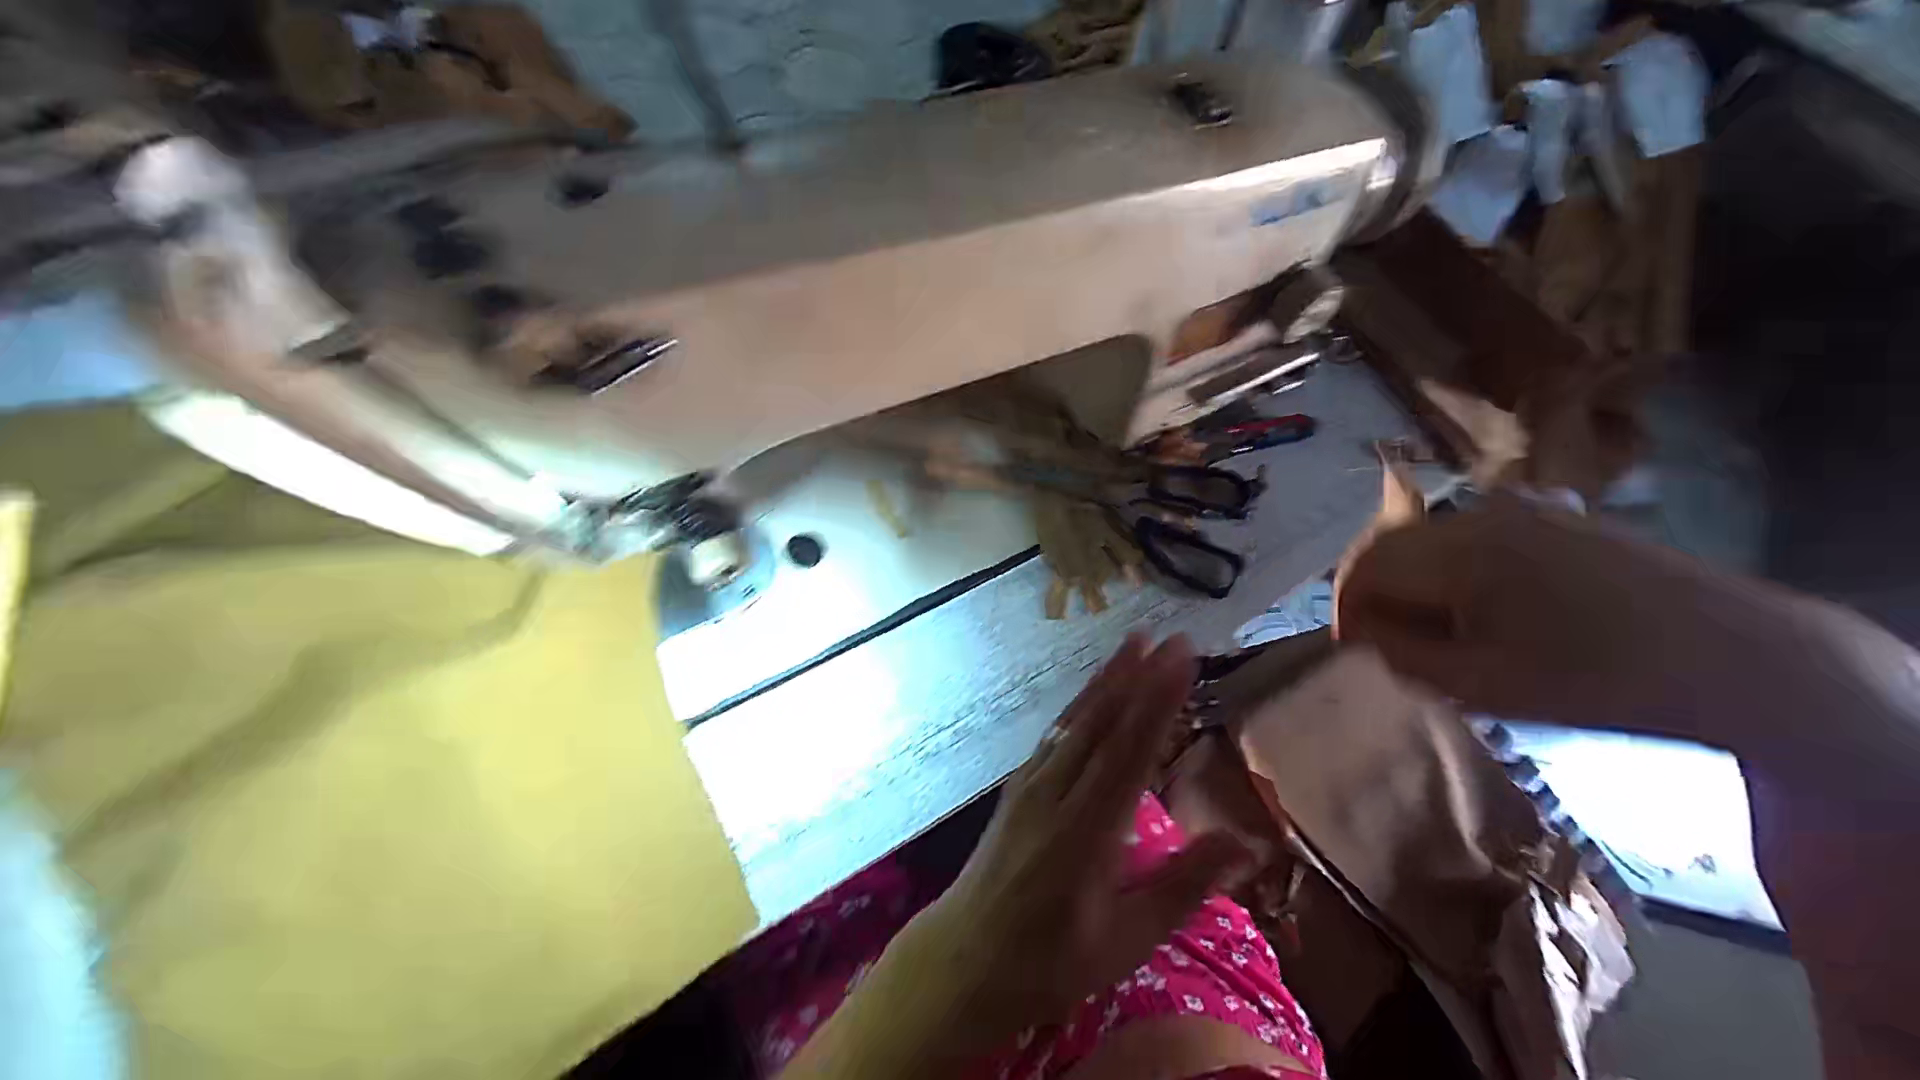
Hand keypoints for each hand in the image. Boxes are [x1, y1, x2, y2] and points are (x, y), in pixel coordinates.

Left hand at [786, 634, 1248, 1077]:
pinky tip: (1092, 694)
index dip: (1157, 699)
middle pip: (1100, 722)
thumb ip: (1185, 886)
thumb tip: (1247, 843)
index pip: (1129, 750)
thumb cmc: (1051, 961)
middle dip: (1136, 675)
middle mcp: (1054, 793)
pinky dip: (1079, 705)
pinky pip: (1054, 735)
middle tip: (1168, 636)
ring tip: (1133, 643)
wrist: (965, 958)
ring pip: (1073, 721)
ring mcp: (1029, 785)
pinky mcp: (1016, 787)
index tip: (1180, 657)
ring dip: (1105, 680)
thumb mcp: (1126, 938)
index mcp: (1085, 829)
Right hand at [1334, 495, 1919, 790]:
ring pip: (1427, 539)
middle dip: (1375, 595)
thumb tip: (1359, 631)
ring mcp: (1521, 508)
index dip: (1346, 610)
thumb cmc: (1597, 681)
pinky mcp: (1552, 515)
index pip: (1363, 568)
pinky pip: (1470, 534)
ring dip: (1413, 581)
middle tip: (1387, 643)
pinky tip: (1477, 602)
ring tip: (1435, 629)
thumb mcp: (1479, 684)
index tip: (1355, 651)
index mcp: (1459, 549)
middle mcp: (1480, 513)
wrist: (1742, 660)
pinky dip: (1452, 567)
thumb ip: (1399, 653)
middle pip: (1389, 546)